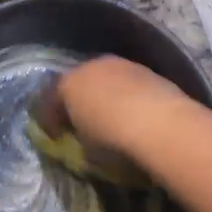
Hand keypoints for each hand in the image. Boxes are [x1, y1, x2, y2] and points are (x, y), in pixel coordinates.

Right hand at [44, 56, 196, 158]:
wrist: (161, 124)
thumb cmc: (113, 140)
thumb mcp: (86, 147)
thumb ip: (79, 136)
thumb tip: (83, 136)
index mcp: (68, 84)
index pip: (50, 100)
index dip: (50, 120)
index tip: (57, 136)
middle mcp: (92, 66)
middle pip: (78, 82)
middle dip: (78, 101)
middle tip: (83, 122)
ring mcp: (122, 65)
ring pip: (105, 79)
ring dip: (105, 95)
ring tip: (112, 117)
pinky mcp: (148, 71)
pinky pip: (128, 83)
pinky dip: (127, 95)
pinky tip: (135, 112)